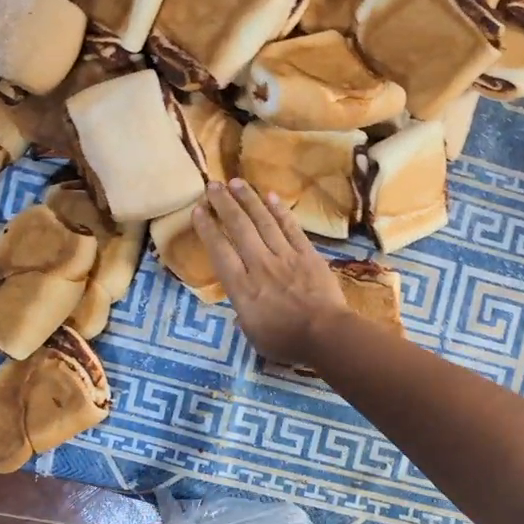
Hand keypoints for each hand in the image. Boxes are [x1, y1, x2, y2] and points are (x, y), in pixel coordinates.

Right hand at [193, 179, 350, 365]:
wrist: (326, 334)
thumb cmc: (287, 342)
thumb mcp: (254, 336)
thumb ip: (245, 317)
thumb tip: (240, 312)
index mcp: (242, 288)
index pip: (219, 251)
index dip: (207, 228)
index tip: (198, 210)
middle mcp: (259, 265)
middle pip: (239, 227)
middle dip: (224, 204)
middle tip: (212, 185)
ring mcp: (285, 256)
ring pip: (263, 221)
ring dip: (248, 199)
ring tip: (235, 182)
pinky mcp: (307, 254)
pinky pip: (291, 228)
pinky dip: (280, 211)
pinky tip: (270, 196)